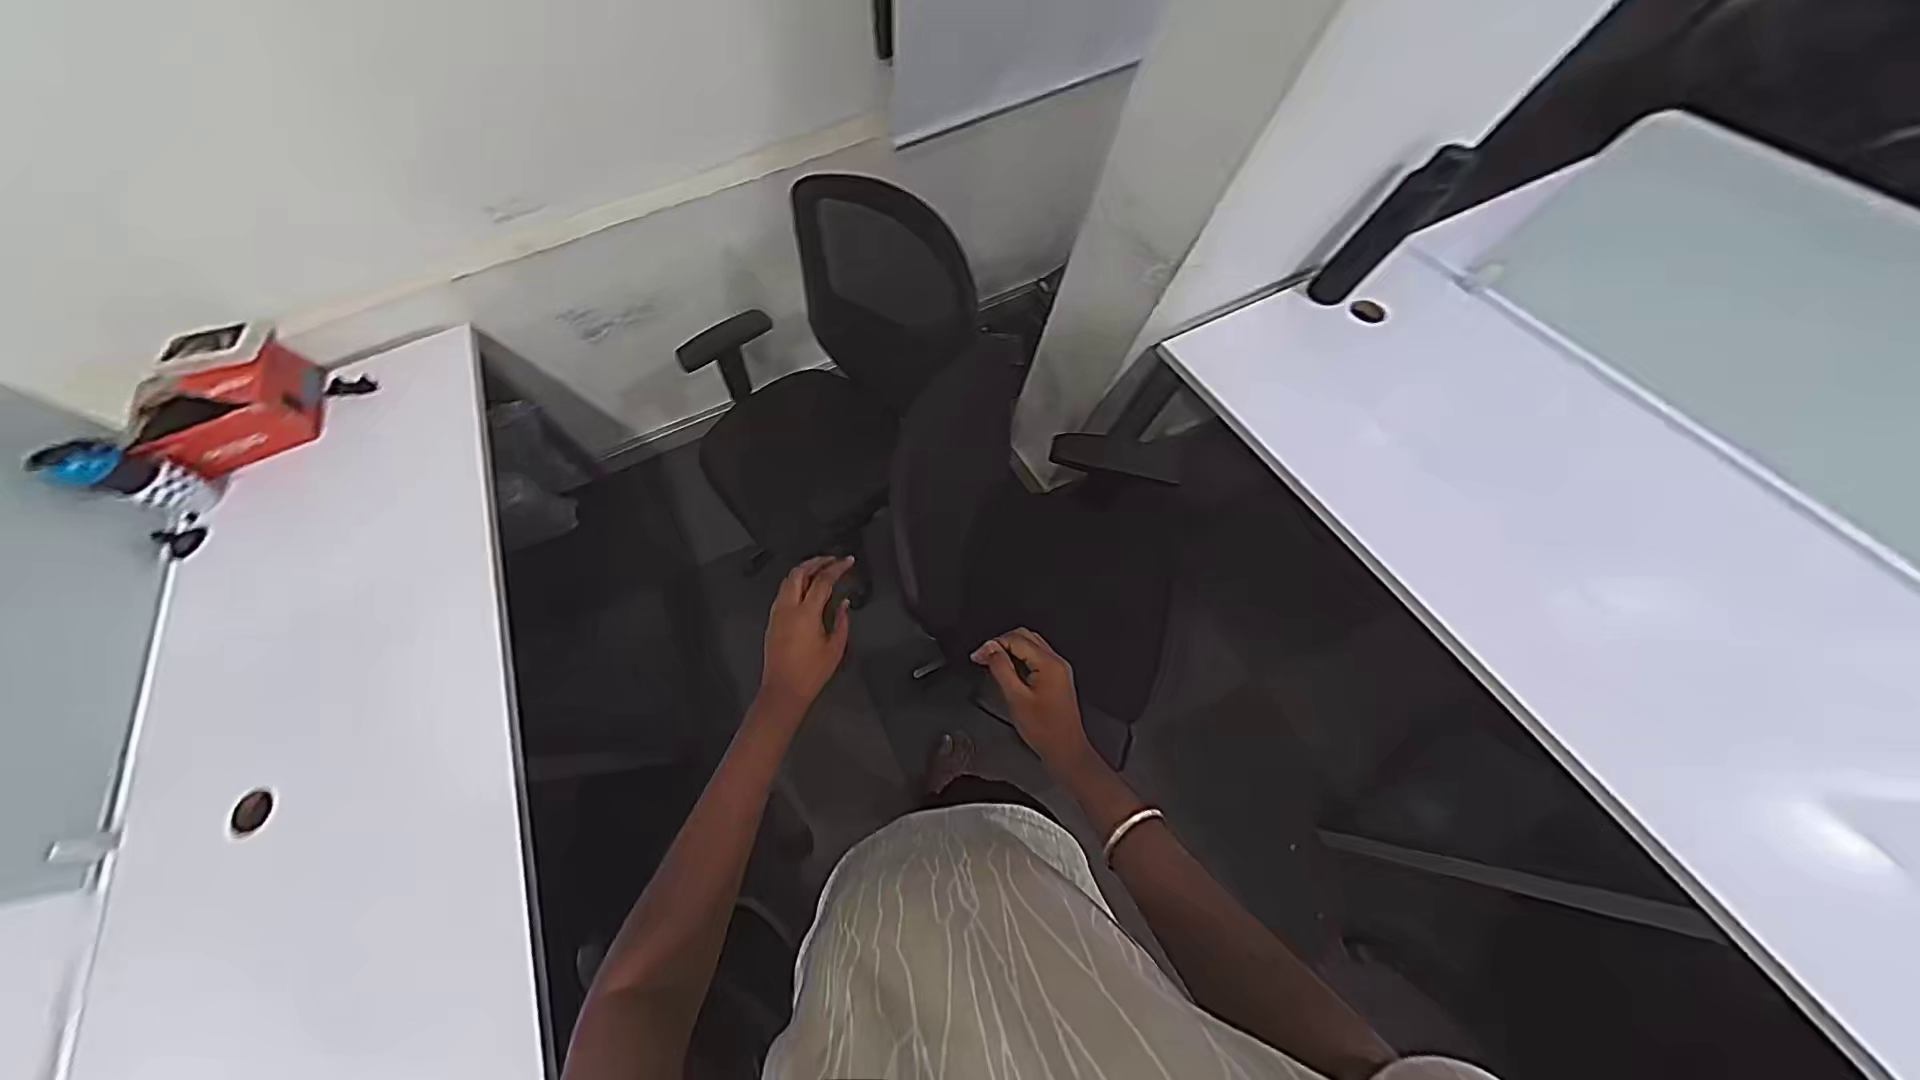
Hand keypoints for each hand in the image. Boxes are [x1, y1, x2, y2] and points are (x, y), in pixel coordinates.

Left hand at [760, 556, 853, 711]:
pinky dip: (796, 583)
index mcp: (806, 614)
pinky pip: (783, 592)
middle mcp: (788, 609)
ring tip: (820, 569)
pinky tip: (806, 588)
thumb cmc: (810, 673)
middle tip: (832, 560)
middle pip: (799, 572)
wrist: (783, 690)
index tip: (848, 561)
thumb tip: (844, 604)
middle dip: (817, 561)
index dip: (837, 567)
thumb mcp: (835, 647)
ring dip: (804, 570)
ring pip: (788, 580)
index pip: (823, 580)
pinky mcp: (772, 620)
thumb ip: (842, 621)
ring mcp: (777, 613)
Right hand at [971, 628, 1093, 770]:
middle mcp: (1057, 662)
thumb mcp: (1016, 698)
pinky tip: (1008, 670)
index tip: (977, 656)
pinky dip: (1020, 657)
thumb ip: (1001, 669)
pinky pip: (1036, 657)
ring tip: (992, 662)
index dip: (993, 644)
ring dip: (1010, 649)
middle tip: (983, 656)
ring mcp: (1059, 669)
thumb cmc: (1045, 731)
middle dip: (1001, 642)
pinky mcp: (1057, 677)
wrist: (1065, 750)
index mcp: (1049, 664)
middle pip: (1025, 636)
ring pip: (1031, 644)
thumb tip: (989, 649)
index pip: (1016, 639)